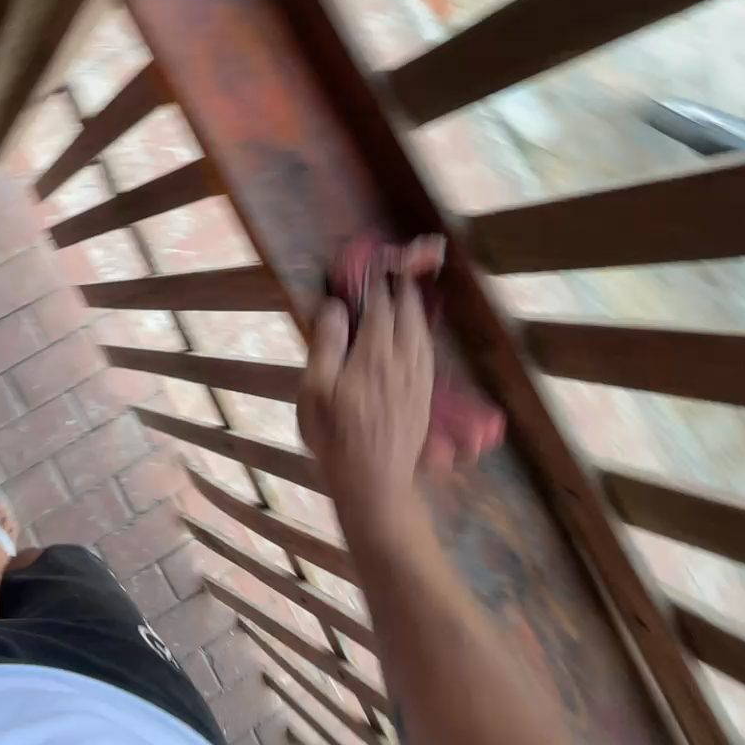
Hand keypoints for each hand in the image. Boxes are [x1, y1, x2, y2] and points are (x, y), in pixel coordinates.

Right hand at [299, 246, 438, 537]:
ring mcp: (419, 379)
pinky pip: (428, 351)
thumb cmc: (335, 434)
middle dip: (402, 288)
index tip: (373, 262)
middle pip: (408, 315)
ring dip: (416, 307)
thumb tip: (337, 307)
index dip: (377, 283)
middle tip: (398, 268)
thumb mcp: (316, 389)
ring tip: (408, 292)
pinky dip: (422, 332)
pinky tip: (418, 334)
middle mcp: (403, 361)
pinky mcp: (425, 396)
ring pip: (422, 332)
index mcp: (374, 355)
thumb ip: (328, 344)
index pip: (379, 307)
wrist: (374, 481)